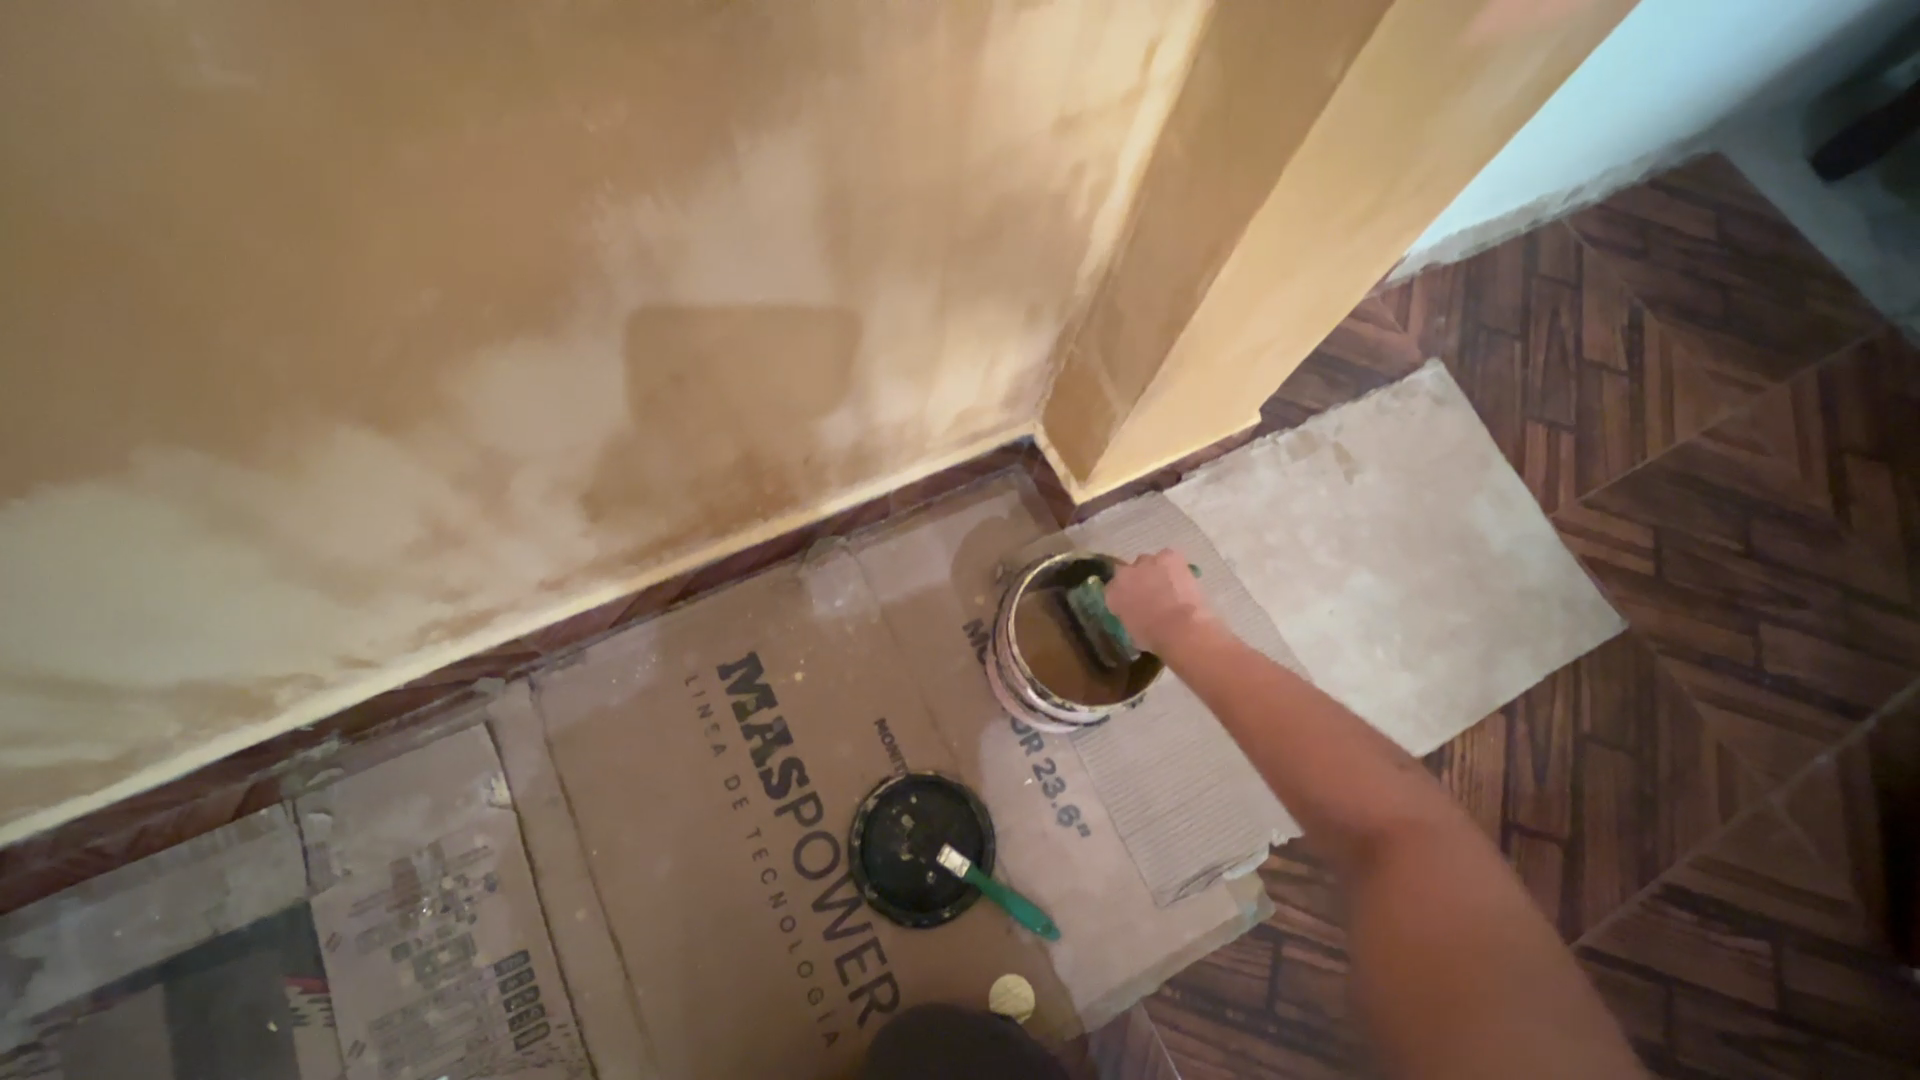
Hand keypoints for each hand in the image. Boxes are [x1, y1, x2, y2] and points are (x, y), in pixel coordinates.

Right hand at [1105, 550, 1213, 655]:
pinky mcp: (1168, 556)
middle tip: (1151, 593)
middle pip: (1129, 571)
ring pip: (1149, 562)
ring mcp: (1146, 562)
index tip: (1134, 603)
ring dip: (1156, 571)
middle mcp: (1124, 573)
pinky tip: (1181, 578)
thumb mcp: (1131, 630)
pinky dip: (1174, 566)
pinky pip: (1168, 558)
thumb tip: (1136, 613)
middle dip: (1138, 579)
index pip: (1113, 588)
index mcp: (1112, 593)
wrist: (1180, 627)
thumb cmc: (1153, 637)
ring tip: (1169, 585)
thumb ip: (1128, 614)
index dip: (1125, 595)